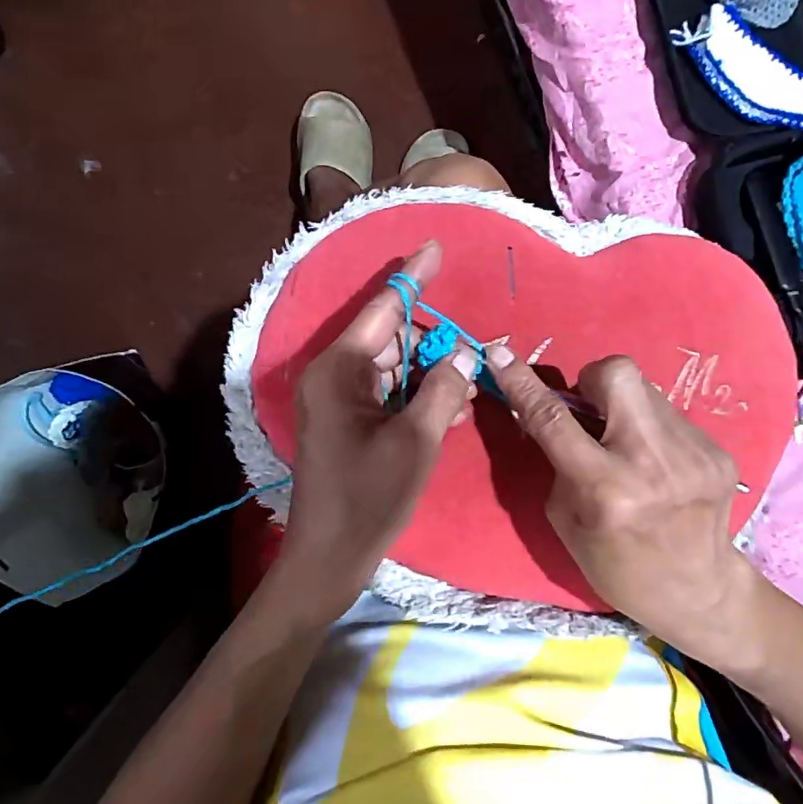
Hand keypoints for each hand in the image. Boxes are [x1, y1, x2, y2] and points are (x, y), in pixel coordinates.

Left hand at [279, 242, 476, 617]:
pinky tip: (451, 411)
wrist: (329, 557)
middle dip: (434, 345)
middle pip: (392, 339)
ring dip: (431, 376)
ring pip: (394, 369)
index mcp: (340, 370)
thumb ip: (443, 388)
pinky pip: (387, 394)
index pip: (384, 309)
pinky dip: (417, 398)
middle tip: (473, 360)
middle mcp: (332, 376)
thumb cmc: (370, 497)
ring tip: (468, 392)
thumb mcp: (417, 440)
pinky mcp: (345, 422)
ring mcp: (336, 400)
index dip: (413, 277)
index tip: (436, 246)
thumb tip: (466, 351)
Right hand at [491, 350, 761, 663]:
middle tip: (588, 409)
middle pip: (617, 373)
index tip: (501, 353)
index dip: (521, 382)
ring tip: (625, 441)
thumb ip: (558, 460)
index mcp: (605, 489)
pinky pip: (669, 415)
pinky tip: (656, 462)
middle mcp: (652, 462)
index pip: (553, 419)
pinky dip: (650, 428)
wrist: (697, 591)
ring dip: (623, 405)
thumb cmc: (616, 565)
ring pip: (645, 389)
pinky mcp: (718, 451)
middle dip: (591, 378)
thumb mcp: (566, 519)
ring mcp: (693, 453)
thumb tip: (552, 410)